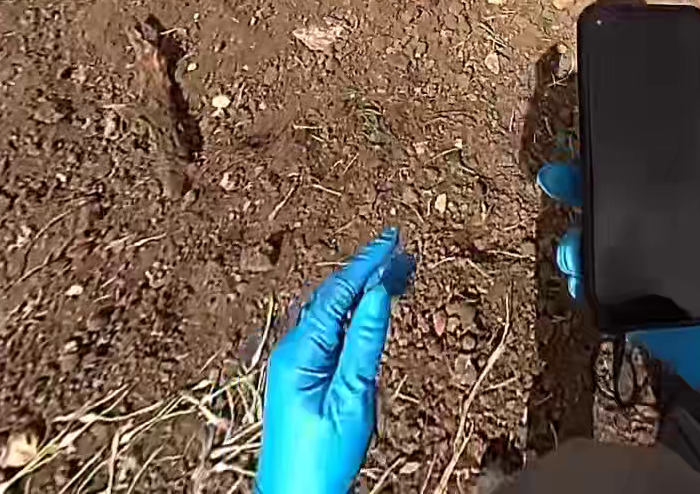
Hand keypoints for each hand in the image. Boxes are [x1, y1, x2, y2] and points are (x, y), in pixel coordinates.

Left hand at [256, 229, 411, 493]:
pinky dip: (359, 312)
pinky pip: (336, 330)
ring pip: (337, 311)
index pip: (339, 291)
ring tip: (400, 273)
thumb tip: (379, 290)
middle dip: (370, 271)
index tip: (393, 239)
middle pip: (337, 295)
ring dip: (367, 290)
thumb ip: (363, 341)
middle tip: (404, 253)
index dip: (368, 262)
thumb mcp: (350, 398)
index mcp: (300, 350)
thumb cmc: (320, 461)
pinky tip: (376, 307)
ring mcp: (300, 361)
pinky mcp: (308, 375)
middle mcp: (296, 348)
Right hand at [536, 156, 699, 478]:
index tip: (588, 149)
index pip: (643, 184)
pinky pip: (598, 291)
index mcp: (686, 218)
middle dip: (577, 190)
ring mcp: (641, 275)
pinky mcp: (633, 310)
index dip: (613, 166)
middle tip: (555, 179)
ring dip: (576, 241)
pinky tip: (577, 278)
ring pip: (596, 248)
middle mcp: (657, 240)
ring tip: (573, 246)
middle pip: (608, 209)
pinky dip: (581, 282)